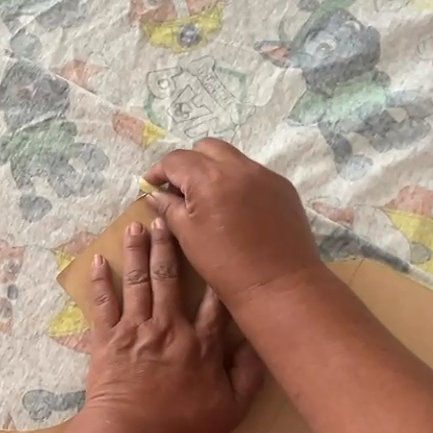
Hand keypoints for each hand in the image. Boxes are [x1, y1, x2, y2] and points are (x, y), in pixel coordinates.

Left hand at [79, 217, 265, 432]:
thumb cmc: (184, 429)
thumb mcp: (234, 409)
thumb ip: (250, 375)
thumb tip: (262, 343)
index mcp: (202, 345)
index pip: (215, 301)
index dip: (216, 271)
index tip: (216, 244)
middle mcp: (169, 328)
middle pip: (170, 279)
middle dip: (169, 246)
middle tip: (166, 219)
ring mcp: (135, 330)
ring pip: (137, 282)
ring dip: (136, 252)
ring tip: (135, 226)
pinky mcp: (107, 339)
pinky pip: (102, 303)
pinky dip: (100, 280)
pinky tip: (98, 260)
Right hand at [144, 139, 326, 311]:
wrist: (279, 284)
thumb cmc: (225, 263)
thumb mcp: (187, 235)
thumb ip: (169, 207)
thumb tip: (156, 194)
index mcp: (209, 178)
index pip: (175, 160)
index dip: (158, 171)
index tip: (151, 187)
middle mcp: (239, 167)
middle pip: (205, 148)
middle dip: (187, 163)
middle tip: (178, 188)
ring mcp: (265, 175)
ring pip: (230, 157)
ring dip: (212, 169)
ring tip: (206, 197)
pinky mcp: (282, 187)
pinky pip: (251, 172)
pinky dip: (235, 180)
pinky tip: (232, 207)